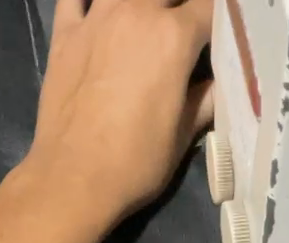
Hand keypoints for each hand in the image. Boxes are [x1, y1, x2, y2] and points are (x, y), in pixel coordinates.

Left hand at [25, 0, 214, 227]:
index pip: (210, 7)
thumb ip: (205, 101)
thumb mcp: (183, 136)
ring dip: (142, 2)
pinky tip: (100, 11)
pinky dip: (91, 0)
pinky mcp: (65, 31)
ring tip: (148, 19)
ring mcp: (96, 16)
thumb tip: (220, 86)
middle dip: (182, 7)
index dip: (223, 18)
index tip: (223, 36)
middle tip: (185, 30)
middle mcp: (136, 12)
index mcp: (174, 37)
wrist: (74, 178)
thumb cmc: (136, 163)